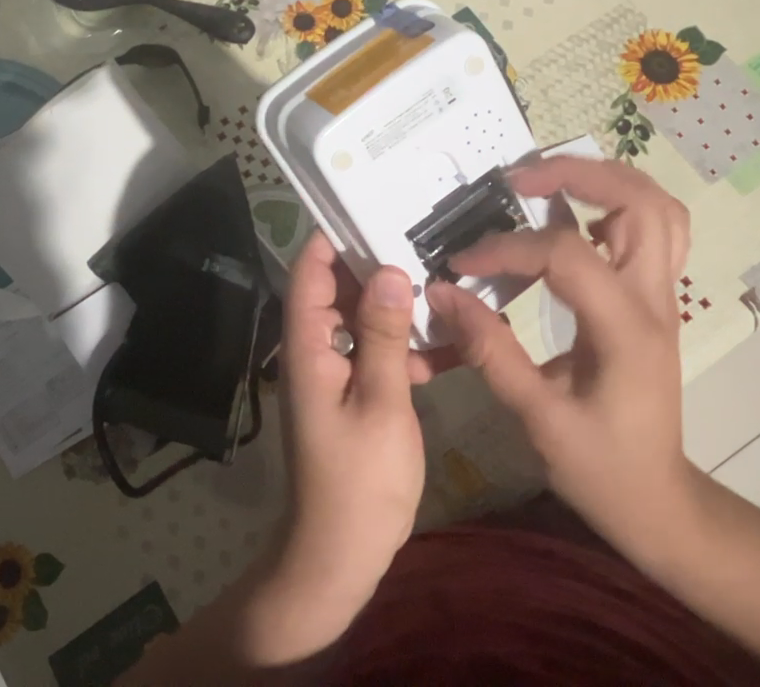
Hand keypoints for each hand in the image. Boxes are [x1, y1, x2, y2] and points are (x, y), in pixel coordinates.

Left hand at [254, 231, 424, 661]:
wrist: (340, 552)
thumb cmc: (359, 480)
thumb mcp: (381, 403)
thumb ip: (385, 336)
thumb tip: (390, 271)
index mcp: (308, 347)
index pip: (310, 273)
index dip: (334, 238)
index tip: (375, 208)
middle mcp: (315, 352)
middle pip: (340, 291)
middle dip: (379, 268)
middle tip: (428, 241)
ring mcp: (334, 374)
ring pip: (363, 322)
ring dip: (399, 309)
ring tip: (449, 287)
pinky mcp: (354, 395)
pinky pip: (376, 354)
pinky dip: (405, 347)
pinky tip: (451, 345)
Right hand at [425, 157, 698, 555]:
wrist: (656, 498)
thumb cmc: (599, 466)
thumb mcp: (536, 416)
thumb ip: (489, 350)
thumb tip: (442, 294)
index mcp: (625, 329)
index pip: (567, 254)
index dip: (507, 249)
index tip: (460, 265)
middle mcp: (654, 300)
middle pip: (638, 202)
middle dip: (576, 176)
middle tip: (517, 181)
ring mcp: (663, 298)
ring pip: (656, 208)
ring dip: (605, 183)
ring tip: (546, 186)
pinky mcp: (655, 302)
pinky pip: (653, 232)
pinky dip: (616, 208)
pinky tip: (572, 220)